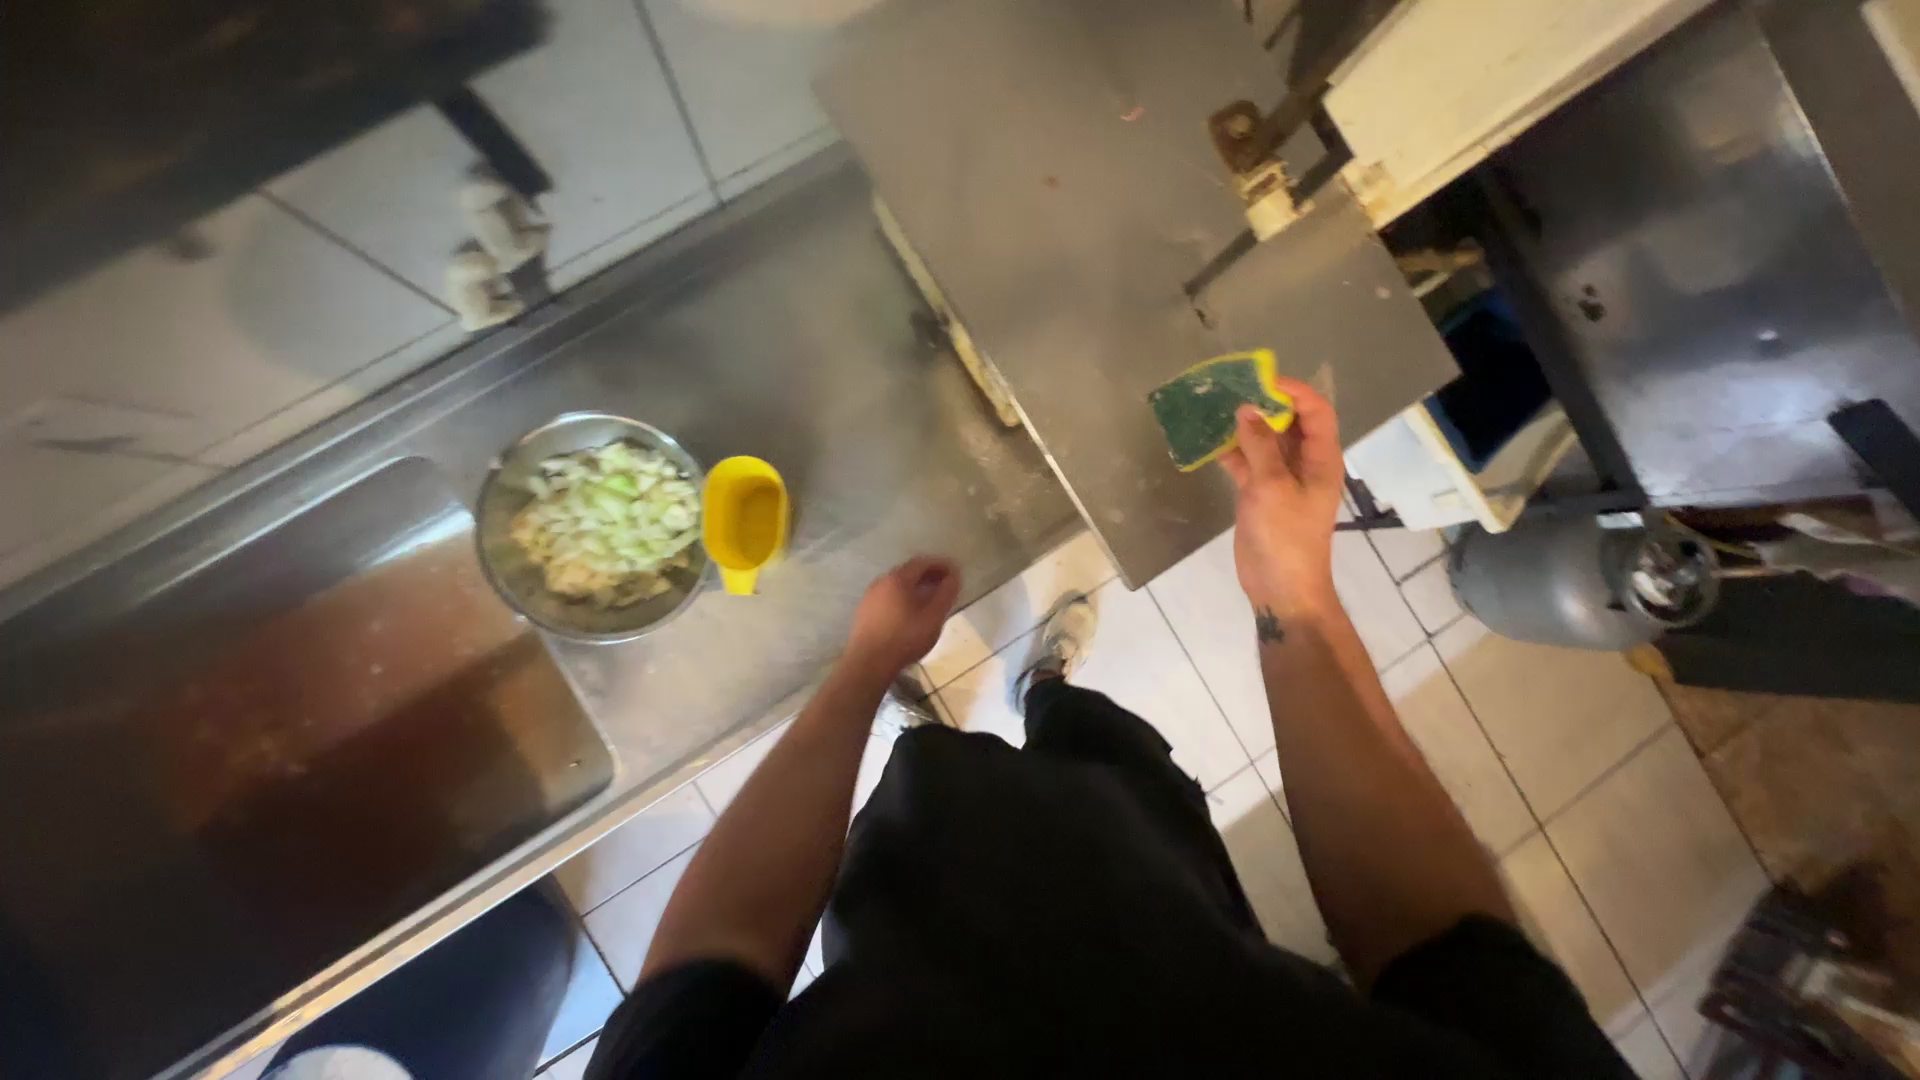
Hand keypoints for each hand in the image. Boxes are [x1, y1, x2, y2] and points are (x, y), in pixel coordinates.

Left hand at [843, 556, 961, 677]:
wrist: (869, 663)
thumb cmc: (905, 639)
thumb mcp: (933, 617)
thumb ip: (946, 594)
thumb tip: (955, 576)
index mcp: (898, 579)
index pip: (922, 562)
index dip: (941, 565)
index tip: (955, 572)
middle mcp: (881, 582)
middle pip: (908, 571)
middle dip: (928, 575)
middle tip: (944, 585)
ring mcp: (869, 596)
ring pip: (896, 584)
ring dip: (914, 587)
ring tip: (929, 600)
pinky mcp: (864, 611)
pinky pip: (887, 597)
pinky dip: (902, 597)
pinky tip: (909, 613)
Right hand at [1219, 379, 1345, 618]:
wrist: (1280, 587)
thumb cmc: (1286, 537)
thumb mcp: (1272, 486)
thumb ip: (1259, 446)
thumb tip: (1247, 410)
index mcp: (1322, 460)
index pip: (1316, 412)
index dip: (1295, 391)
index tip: (1263, 381)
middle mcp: (1304, 464)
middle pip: (1289, 423)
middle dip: (1265, 404)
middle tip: (1233, 390)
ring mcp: (1281, 480)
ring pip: (1264, 442)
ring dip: (1244, 427)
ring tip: (1217, 409)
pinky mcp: (1259, 494)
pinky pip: (1247, 464)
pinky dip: (1231, 452)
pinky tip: (1208, 442)